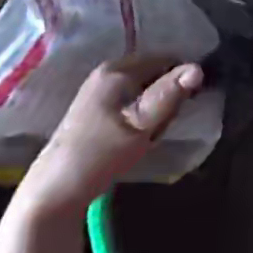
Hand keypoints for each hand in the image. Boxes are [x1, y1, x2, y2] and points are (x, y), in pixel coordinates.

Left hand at [15, 57, 204, 215]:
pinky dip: (139, 116)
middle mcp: (107, 70)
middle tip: (156, 129)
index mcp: (117, 69)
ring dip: (153, 110)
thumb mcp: (141, 126)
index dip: (179, 82)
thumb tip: (198, 67)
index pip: (167, 60)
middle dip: (165, 98)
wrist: (53, 193)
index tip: (175, 111)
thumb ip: (170, 94)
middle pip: (156, 73)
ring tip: (143, 137)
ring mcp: (98, 88)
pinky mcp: (95, 106)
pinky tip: (131, 138)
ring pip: (146, 89)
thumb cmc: (100, 155)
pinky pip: (132, 100)